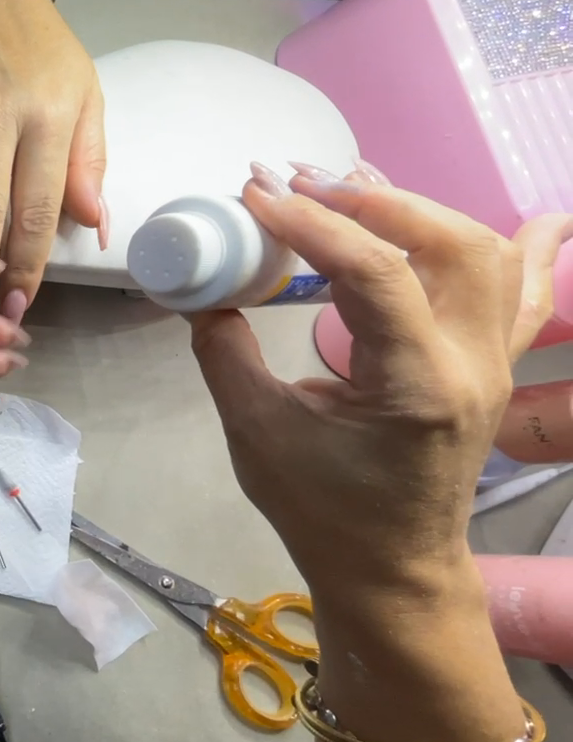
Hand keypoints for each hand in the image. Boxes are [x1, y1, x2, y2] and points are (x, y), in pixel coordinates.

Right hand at [188, 160, 571, 598]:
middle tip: (297, 183)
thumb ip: (225, 354)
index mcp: (412, 382)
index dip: (313, 225)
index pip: (376, 274)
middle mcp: (473, 363)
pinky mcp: (490, 367)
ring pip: (488, 257)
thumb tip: (205, 298)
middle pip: (450, 246)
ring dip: (419, 209)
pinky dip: (525, 247)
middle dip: (370, 200)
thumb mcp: (252, 427)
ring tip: (352, 182)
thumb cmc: (315, 501)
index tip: (256, 196)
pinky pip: (525, 294)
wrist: (385, 559)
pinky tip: (537, 216)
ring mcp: (493, 363)